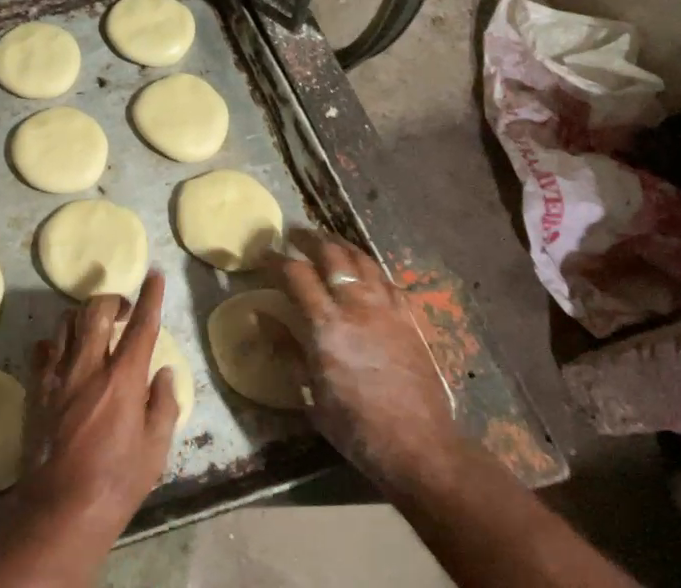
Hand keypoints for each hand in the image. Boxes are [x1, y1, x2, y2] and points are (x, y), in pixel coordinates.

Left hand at [17, 270, 179, 536]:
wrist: (62, 506)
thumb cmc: (117, 482)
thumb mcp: (155, 450)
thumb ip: (163, 405)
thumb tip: (163, 373)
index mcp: (124, 380)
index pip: (142, 326)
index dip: (150, 297)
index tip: (154, 275)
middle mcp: (88, 367)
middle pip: (96, 310)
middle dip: (112, 300)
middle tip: (123, 310)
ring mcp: (57, 375)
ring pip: (66, 323)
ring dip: (83, 317)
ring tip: (95, 329)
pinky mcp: (36, 388)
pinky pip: (43, 350)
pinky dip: (56, 344)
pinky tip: (65, 354)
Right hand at [266, 230, 463, 488]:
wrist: (419, 446)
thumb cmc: (355, 426)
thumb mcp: (309, 392)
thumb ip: (287, 348)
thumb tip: (261, 316)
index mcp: (326, 325)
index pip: (296, 274)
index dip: (277, 259)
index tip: (264, 253)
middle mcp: (358, 307)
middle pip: (332, 255)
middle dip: (310, 239)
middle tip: (294, 234)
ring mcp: (388, 311)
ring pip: (364, 260)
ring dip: (342, 245)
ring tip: (327, 240)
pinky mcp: (410, 320)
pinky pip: (388, 281)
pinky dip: (371, 267)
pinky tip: (365, 269)